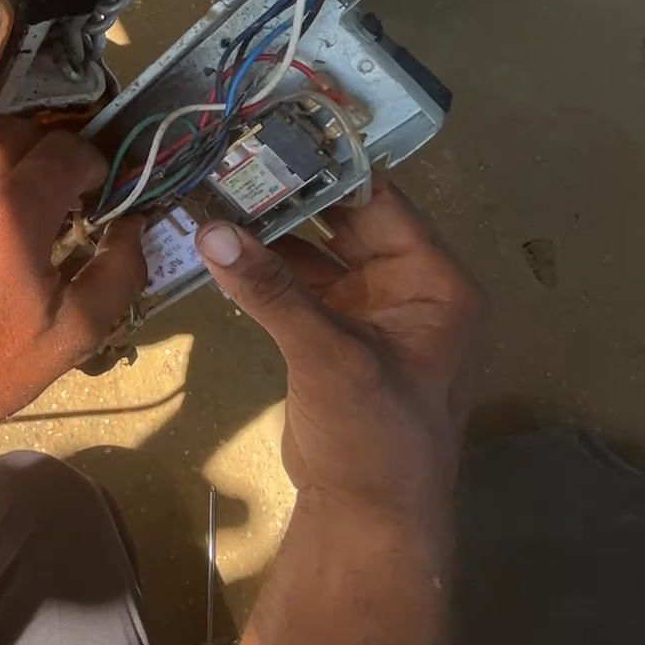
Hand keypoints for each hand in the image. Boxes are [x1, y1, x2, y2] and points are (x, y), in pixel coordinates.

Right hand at [195, 178, 487, 517]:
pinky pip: (294, 282)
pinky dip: (260, 266)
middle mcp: (405, 287)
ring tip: (215, 194)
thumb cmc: (376, 434)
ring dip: (268, 230)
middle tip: (231, 158)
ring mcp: (365, 310)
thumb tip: (209, 230)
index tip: (273, 131)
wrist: (365, 514)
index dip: (329, 165)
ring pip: (313, 250)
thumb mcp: (328, 355)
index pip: (380, 202)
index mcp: (435, 283)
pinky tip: (220, 246)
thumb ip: (271, 289)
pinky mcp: (329, 331)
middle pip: (342, 220)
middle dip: (288, 194)